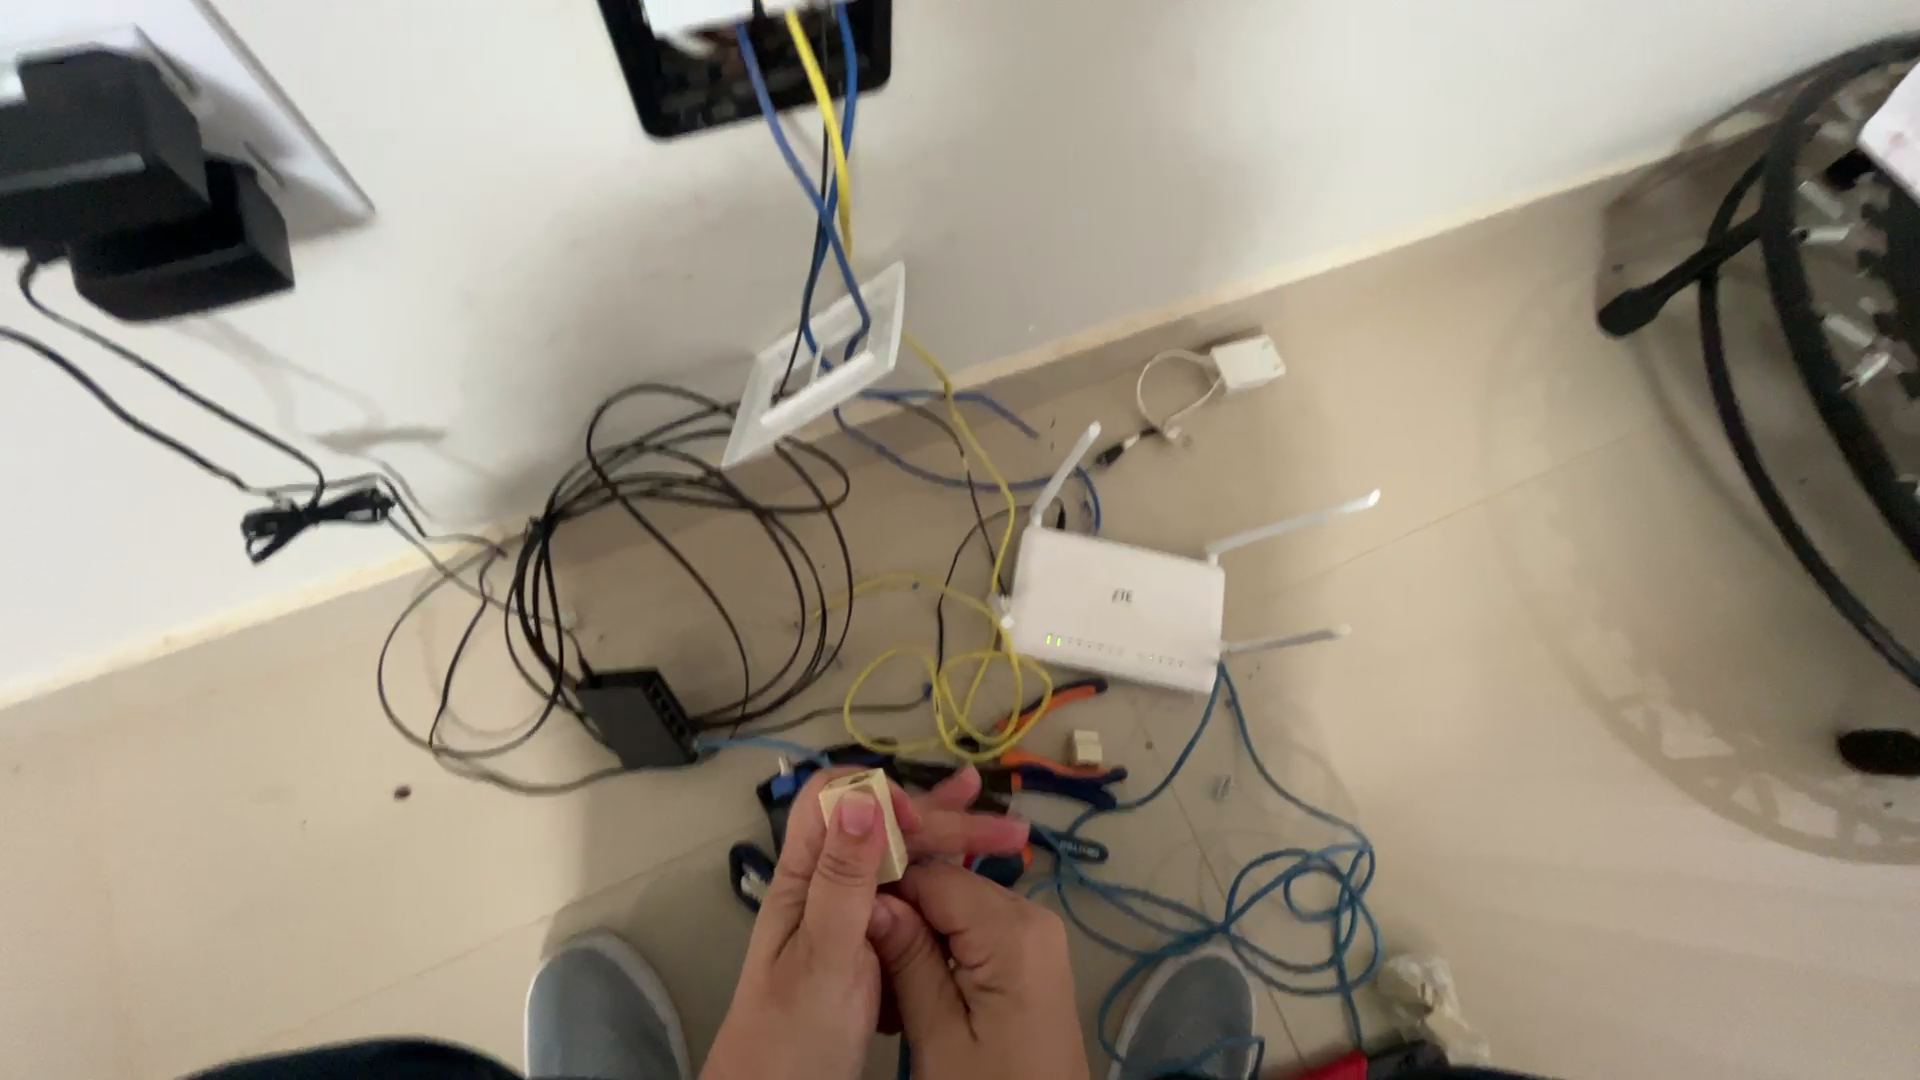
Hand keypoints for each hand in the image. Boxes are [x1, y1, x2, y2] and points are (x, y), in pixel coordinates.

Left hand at [702, 766, 1028, 1079]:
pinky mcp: (868, 935)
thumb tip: (861, 797)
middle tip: (1003, 827)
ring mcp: (849, 908)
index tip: (918, 822)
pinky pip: (907, 889)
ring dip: (946, 833)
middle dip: (941, 817)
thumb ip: (842, 879)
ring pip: (900, 853)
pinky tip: (967, 866)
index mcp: (805, 874)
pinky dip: (941, 871)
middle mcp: (828, 879)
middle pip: (883, 825)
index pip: (834, 799)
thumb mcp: (820, 957)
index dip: (878, 795)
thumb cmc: (792, 1035)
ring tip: (990, 813)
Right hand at [869, 861, 1089, 1079]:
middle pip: (950, 886)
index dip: (889, 887)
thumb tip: (871, 897)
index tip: (849, 914)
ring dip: (922, 930)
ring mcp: (1037, 931)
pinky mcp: (1034, 951)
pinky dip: (946, 945)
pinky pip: (979, 926)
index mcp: (1012, 928)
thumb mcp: (940, 1038)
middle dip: (906, 912)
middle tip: (867, 954)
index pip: (935, 875)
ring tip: (889, 976)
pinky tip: (919, 981)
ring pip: (961, 904)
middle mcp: (1032, 912)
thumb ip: (908, 959)